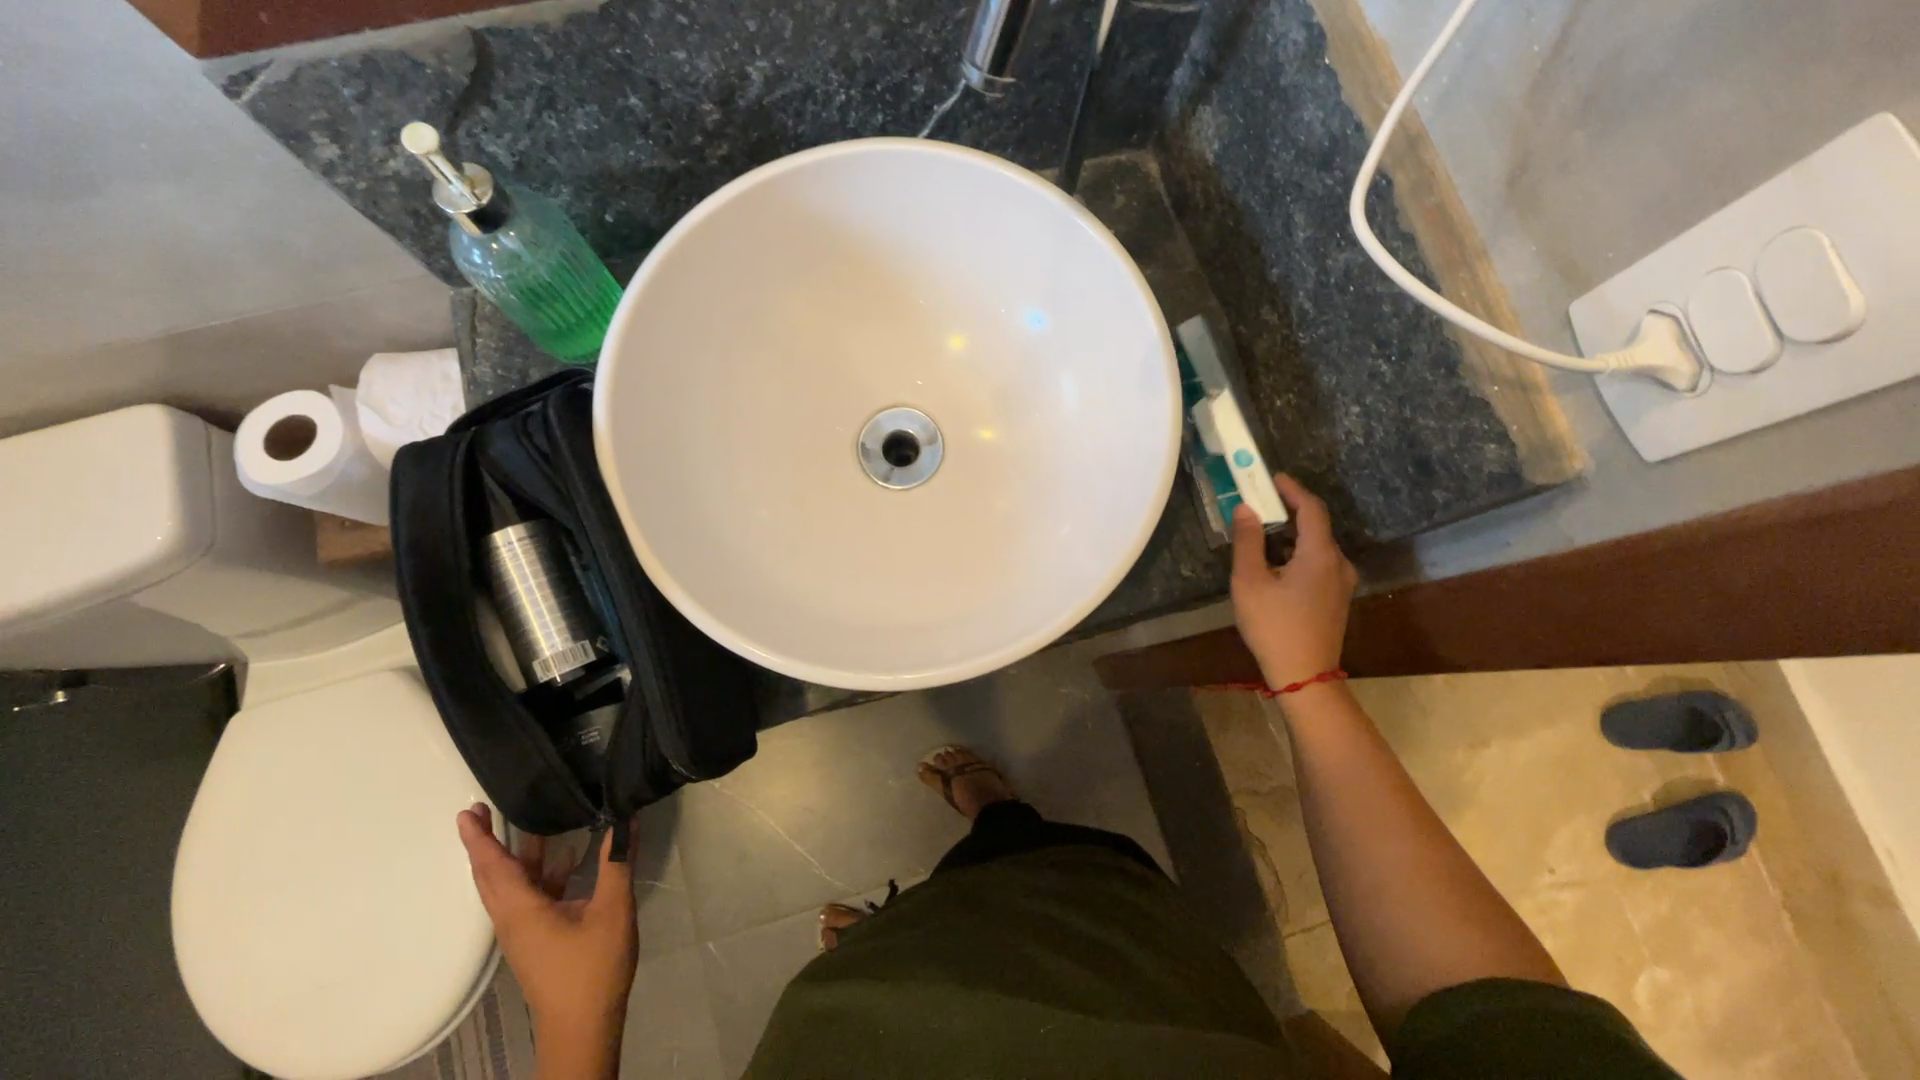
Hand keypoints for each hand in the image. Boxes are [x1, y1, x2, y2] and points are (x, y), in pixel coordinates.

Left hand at [456, 805, 636, 1079]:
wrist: (584, 1026)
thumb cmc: (592, 968)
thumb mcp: (612, 910)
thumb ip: (616, 862)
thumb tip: (625, 819)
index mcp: (521, 909)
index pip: (492, 865)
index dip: (478, 837)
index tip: (468, 809)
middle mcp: (512, 918)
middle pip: (492, 874)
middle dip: (487, 841)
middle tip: (487, 808)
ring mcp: (522, 931)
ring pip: (511, 885)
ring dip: (518, 855)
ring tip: (536, 823)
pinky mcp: (536, 939)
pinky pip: (528, 896)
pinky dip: (540, 873)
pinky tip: (569, 860)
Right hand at [1231, 474, 1357, 687]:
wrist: (1304, 675)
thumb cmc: (1274, 626)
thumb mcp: (1250, 582)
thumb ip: (1248, 541)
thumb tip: (1246, 509)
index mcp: (1320, 554)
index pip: (1311, 508)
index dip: (1292, 489)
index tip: (1272, 478)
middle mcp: (1338, 563)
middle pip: (1315, 527)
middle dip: (1288, 513)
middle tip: (1260, 506)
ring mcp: (1341, 583)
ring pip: (1316, 548)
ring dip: (1291, 537)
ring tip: (1261, 538)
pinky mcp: (1337, 600)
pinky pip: (1319, 565)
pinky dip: (1297, 556)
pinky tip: (1275, 567)